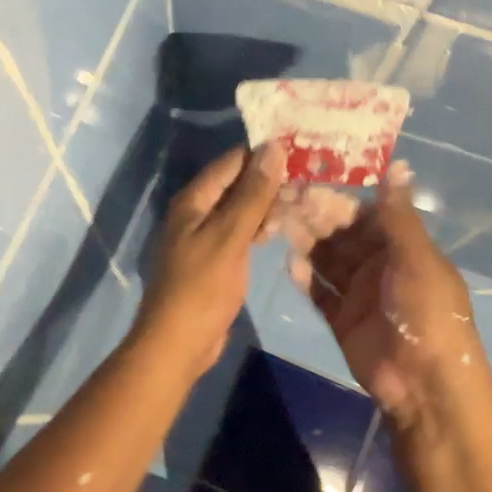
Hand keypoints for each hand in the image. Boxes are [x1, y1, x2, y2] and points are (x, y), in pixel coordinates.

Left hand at [132, 143, 286, 374]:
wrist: (179, 343)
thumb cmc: (201, 288)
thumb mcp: (229, 237)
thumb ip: (251, 194)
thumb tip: (273, 148)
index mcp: (193, 201)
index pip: (231, 162)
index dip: (263, 153)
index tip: (301, 148)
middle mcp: (195, 213)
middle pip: (236, 184)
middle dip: (269, 178)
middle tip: (312, 174)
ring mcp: (204, 237)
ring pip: (240, 209)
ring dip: (267, 203)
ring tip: (306, 196)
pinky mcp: (214, 259)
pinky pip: (239, 233)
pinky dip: (259, 227)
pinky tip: (283, 228)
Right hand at [291, 162, 483, 422]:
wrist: (424, 383)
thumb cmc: (428, 314)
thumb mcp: (417, 259)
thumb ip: (399, 216)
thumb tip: (398, 165)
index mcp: (402, 248)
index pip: (363, 214)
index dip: (337, 199)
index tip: (306, 182)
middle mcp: (378, 266)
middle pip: (340, 235)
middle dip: (314, 218)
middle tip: (282, 199)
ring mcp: (358, 294)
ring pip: (326, 261)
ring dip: (305, 242)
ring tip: (278, 223)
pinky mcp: (342, 320)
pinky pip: (319, 294)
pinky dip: (305, 279)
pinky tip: (288, 262)